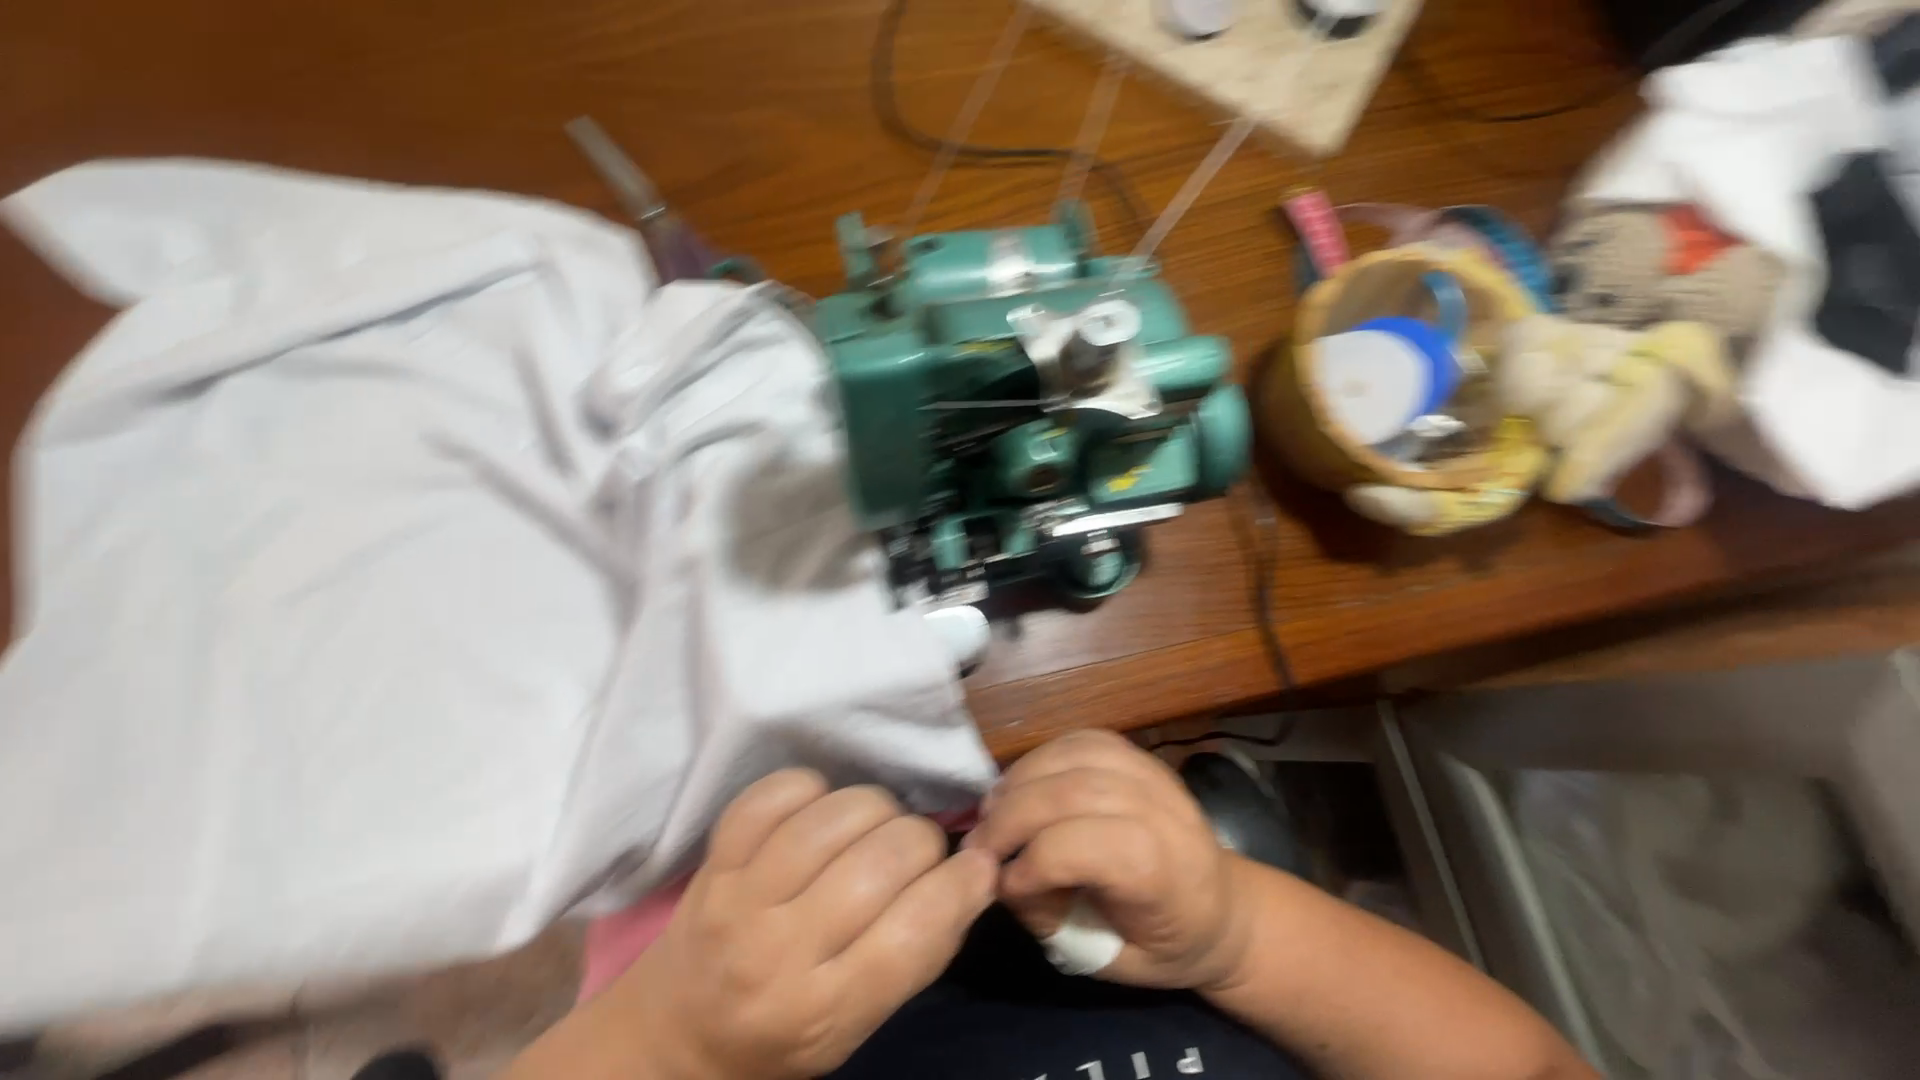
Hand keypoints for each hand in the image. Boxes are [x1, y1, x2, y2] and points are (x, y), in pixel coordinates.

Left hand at [592, 769, 997, 1079]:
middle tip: (919, 851)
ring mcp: (739, 898)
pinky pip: (775, 794)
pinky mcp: (715, 858)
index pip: (913, 934)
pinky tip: (823, 808)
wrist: (677, 1032)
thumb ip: (917, 954)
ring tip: (877, 825)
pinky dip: (815, 787)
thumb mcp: (859, 1024)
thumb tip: (974, 874)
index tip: (978, 867)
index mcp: (823, 1010)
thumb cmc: (783, 1035)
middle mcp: (777, 953)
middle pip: (880, 863)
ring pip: (834, 818)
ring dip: (877, 808)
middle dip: (921, 842)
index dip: (962, 886)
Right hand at [963, 730, 1250, 990]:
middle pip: (1077, 792)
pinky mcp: (1142, 756)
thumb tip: (1002, 878)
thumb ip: (1053, 921)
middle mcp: (1167, 814)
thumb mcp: (1108, 961)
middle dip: (1013, 816)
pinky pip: (1083, 739)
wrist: (1221, 910)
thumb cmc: (1163, 945)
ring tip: (992, 811)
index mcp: (1168, 876)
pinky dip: (1042, 757)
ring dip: (1021, 779)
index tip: (1002, 885)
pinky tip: (1021, 784)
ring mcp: (1157, 776)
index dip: (1036, 863)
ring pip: (1077, 755)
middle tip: (978, 845)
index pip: (1093, 848)